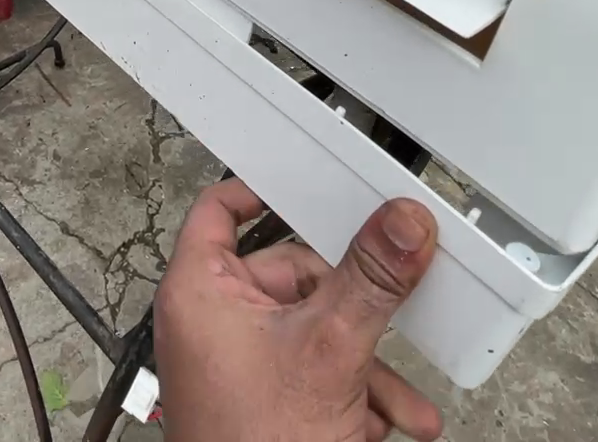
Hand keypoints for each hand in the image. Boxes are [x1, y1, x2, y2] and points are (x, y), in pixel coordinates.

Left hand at [153, 180, 442, 441]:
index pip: (220, 209)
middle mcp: (211, 318)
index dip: (257, 188)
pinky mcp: (258, 393)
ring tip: (398, 394)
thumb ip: (369, 281)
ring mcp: (234, 359)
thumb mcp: (328, 350)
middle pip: (286, 271)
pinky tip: (387, 417)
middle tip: (385, 310)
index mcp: (199, 289)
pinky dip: (349, 385)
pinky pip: (308, 364)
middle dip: (347, 303)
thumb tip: (398, 224)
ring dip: (361, 356)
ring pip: (308, 325)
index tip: (299, 180)